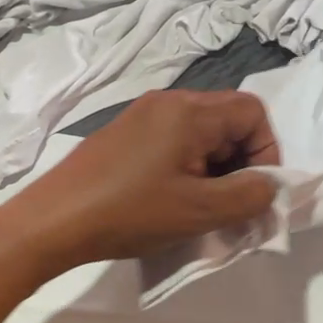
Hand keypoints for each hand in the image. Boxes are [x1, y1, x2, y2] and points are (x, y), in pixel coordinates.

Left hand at [9, 90, 279, 271]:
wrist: (55, 220)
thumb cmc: (131, 212)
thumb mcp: (199, 211)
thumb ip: (248, 196)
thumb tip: (267, 185)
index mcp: (189, 111)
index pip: (252, 112)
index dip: (266, 151)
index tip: (254, 192)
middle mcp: (167, 102)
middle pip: (227, 118)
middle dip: (240, 161)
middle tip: (229, 204)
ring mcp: (141, 116)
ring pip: (200, 133)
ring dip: (213, 168)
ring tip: (200, 207)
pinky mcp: (124, 136)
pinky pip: (173, 142)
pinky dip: (187, 168)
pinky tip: (171, 201)